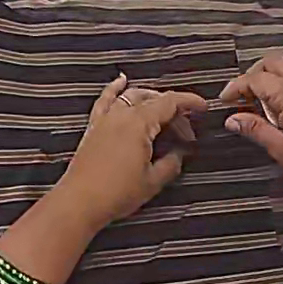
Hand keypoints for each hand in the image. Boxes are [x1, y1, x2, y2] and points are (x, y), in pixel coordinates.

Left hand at [45, 74, 206, 231]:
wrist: (79, 202)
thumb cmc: (117, 193)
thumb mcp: (153, 181)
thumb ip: (171, 163)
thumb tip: (179, 153)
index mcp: (139, 123)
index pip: (170, 103)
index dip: (189, 102)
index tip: (203, 108)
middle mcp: (122, 114)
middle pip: (154, 101)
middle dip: (174, 111)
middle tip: (186, 132)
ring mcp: (105, 119)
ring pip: (132, 96)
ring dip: (151, 99)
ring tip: (164, 110)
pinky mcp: (93, 127)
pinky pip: (105, 100)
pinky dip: (114, 88)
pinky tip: (121, 81)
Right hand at [218, 55, 282, 188]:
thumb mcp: (281, 149)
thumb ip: (255, 129)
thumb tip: (232, 119)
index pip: (256, 78)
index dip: (236, 87)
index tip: (224, 101)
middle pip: (272, 63)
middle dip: (252, 75)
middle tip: (240, 98)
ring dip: (269, 80)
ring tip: (258, 105)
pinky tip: (280, 110)